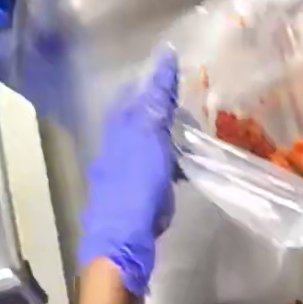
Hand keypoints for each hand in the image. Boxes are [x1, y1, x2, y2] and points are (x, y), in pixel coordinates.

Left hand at [77, 50, 178, 296]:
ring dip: (164, 139)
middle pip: (137, 121)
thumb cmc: (137, 189)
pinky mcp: (129, 198)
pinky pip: (149, 171)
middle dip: (161, 111)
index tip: (175, 71)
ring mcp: (119, 176)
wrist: (121, 243)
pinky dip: (165, 164)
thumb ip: (157, 103)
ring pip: (144, 147)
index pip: (135, 96)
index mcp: (118, 132)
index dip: (155, 83)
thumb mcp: (150, 140)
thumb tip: (162, 60)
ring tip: (188, 138)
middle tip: (188, 110)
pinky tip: (177, 171)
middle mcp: (113, 150)